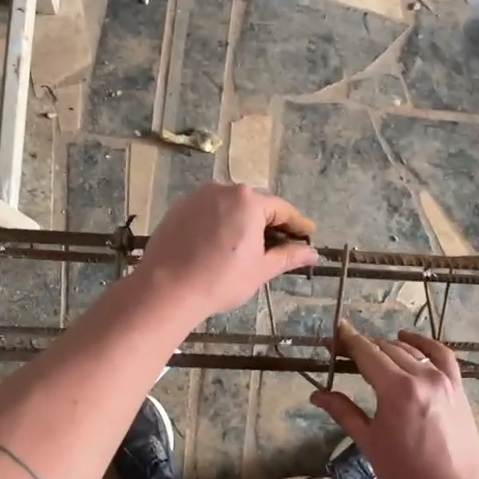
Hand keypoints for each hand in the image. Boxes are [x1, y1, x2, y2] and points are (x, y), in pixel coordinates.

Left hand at [134, 184, 318, 321]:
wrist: (166, 289)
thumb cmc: (220, 280)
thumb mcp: (260, 270)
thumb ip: (288, 256)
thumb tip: (312, 253)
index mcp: (248, 201)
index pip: (281, 210)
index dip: (297, 225)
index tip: (308, 235)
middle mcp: (223, 190)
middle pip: (255, 205)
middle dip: (269, 223)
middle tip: (281, 245)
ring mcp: (198, 197)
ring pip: (230, 207)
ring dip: (243, 223)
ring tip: (249, 247)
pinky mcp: (179, 208)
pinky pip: (208, 212)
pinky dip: (220, 224)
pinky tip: (220, 244)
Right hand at [310, 321, 478, 478]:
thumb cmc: (405, 472)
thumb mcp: (369, 442)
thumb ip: (343, 412)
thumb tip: (316, 394)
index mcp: (396, 390)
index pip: (366, 354)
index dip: (347, 342)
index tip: (332, 336)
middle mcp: (422, 377)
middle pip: (386, 349)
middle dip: (363, 346)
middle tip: (343, 351)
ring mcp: (443, 380)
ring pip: (410, 351)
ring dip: (387, 347)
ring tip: (370, 352)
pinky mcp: (457, 387)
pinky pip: (441, 355)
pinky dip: (424, 343)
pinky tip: (408, 339)